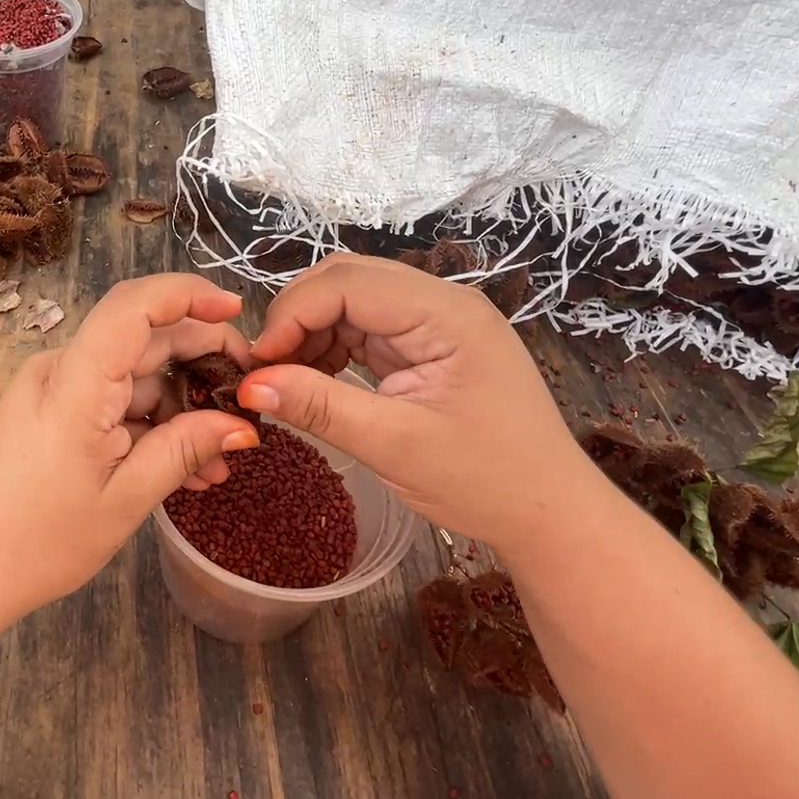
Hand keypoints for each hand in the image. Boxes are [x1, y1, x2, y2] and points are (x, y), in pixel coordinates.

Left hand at [0, 274, 259, 632]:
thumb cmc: (32, 542)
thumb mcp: (121, 500)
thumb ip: (183, 452)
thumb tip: (241, 426)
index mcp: (75, 381)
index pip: (134, 304)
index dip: (188, 293)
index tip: (238, 308)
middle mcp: (61, 371)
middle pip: (141, 339)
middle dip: (200, 358)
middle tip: (248, 397)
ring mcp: (52, 394)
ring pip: (131, 378)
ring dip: (179, 407)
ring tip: (222, 459)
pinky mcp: (48, 417)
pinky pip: (109, 405)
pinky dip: (148, 426)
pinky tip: (184, 467)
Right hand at [239, 253, 603, 553]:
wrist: (549, 517)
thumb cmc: (485, 482)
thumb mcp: (395, 446)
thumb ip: (320, 407)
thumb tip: (249, 385)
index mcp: (446, 313)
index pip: (347, 283)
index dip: (292, 313)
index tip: (258, 362)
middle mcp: (440, 303)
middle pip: (346, 280)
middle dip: (297, 318)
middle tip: (265, 367)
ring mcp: (433, 323)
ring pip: (348, 302)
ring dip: (309, 334)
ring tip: (284, 379)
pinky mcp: (424, 346)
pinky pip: (362, 329)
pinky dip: (328, 349)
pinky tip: (312, 380)